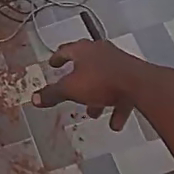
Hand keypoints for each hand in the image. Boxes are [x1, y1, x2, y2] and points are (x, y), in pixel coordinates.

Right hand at [32, 39, 160, 131]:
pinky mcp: (134, 75)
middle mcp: (102, 52)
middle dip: (78, 81)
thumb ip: (52, 94)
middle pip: (86, 64)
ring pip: (104, 79)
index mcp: (84, 50)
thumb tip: (34, 98)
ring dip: (97, 96)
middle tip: (71, 90)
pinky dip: (116, 105)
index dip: (57, 58)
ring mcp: (119, 62)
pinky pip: (121, 91)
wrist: (140, 85)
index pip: (66, 50)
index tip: (52, 64)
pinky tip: (115, 123)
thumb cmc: (101, 82)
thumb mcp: (71, 89)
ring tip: (93, 113)